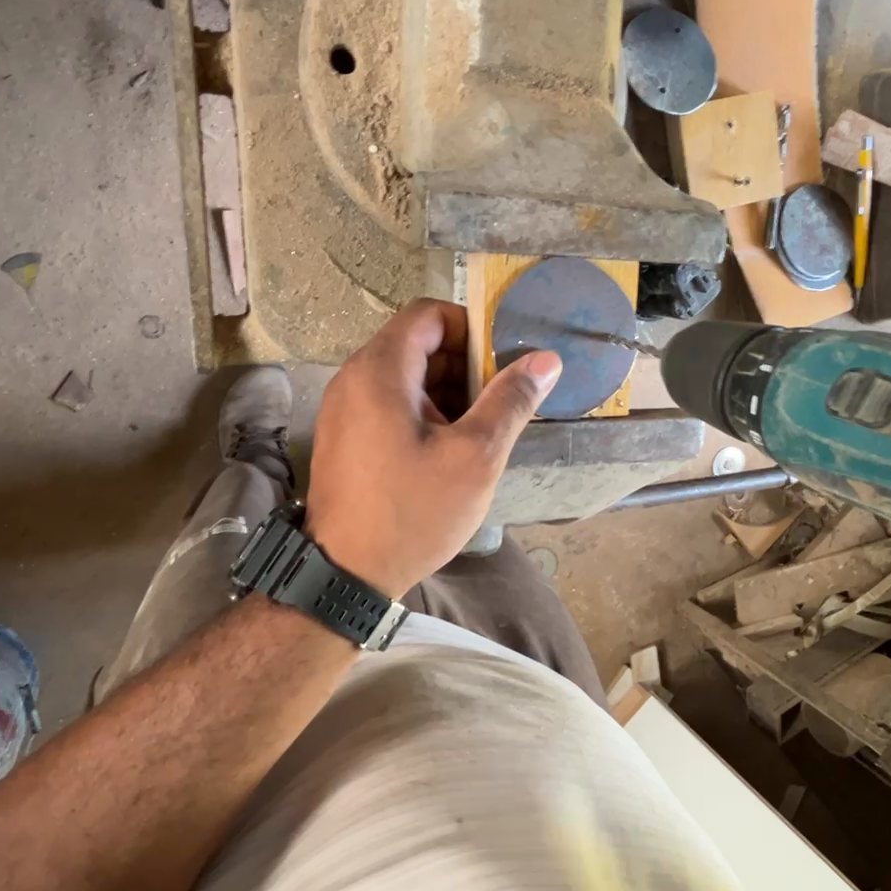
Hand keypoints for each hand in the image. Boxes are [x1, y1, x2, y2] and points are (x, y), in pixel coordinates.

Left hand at [305, 298, 560, 597]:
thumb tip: (546, 359)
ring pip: (405, 377)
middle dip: (465, 365)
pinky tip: (450, 451)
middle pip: (417, 344)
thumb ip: (510, 401)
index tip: (505, 361)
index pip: (429, 314)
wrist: (344, 575)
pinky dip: (424, 413)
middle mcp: (354, 379)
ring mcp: (344, 409)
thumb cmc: (413, 511)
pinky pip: (389, 405)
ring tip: (481, 432)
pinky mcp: (345, 438)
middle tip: (501, 402)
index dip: (472, 327)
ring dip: (448, 392)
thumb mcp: (475, 456)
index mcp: (380, 370)